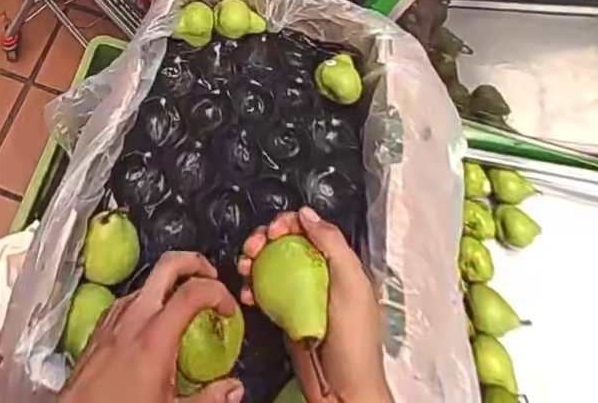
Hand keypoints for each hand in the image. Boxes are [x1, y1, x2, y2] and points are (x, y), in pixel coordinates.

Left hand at [60, 252, 243, 402]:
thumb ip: (207, 400)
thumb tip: (236, 389)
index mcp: (154, 336)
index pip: (194, 292)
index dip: (219, 294)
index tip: (229, 311)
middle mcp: (134, 315)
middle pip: (169, 264)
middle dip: (196, 263)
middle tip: (212, 280)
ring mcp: (115, 316)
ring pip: (150, 281)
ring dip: (173, 283)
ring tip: (187, 308)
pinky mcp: (101, 325)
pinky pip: (133, 299)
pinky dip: (152, 300)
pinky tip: (156, 326)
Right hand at [238, 208, 390, 402]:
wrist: (343, 392)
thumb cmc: (353, 339)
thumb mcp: (351, 285)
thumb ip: (332, 244)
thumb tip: (306, 213)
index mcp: (337, 261)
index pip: (309, 228)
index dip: (288, 222)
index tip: (273, 231)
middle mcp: (317, 272)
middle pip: (285, 242)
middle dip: (264, 238)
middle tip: (252, 247)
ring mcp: (299, 293)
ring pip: (271, 263)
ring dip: (253, 259)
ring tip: (244, 267)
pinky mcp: (285, 313)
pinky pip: (264, 291)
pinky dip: (252, 287)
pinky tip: (247, 293)